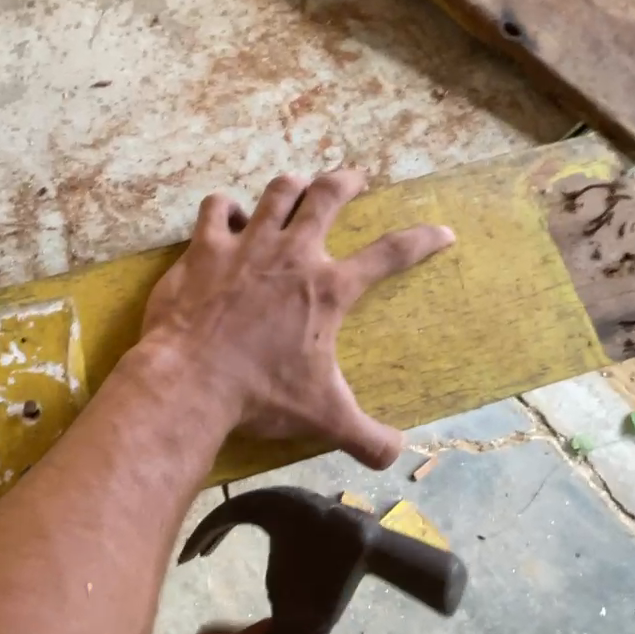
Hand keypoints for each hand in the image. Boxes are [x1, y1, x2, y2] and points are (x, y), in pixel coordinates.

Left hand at [133, 170, 453, 469]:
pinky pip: (216, 207)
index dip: (423, 240)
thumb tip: (396, 456)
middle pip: (328, 196)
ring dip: (289, 186)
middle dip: (346, 181)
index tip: (443, 232)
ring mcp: (245, 245)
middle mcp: (291, 254)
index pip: (391, 255)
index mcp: (327, 289)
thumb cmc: (260, 395)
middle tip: (353, 177)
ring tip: (295, 186)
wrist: (191, 380)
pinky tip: (228, 216)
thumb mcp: (324, 418)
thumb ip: (366, 436)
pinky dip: (225, 208)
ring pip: (276, 192)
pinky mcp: (204, 248)